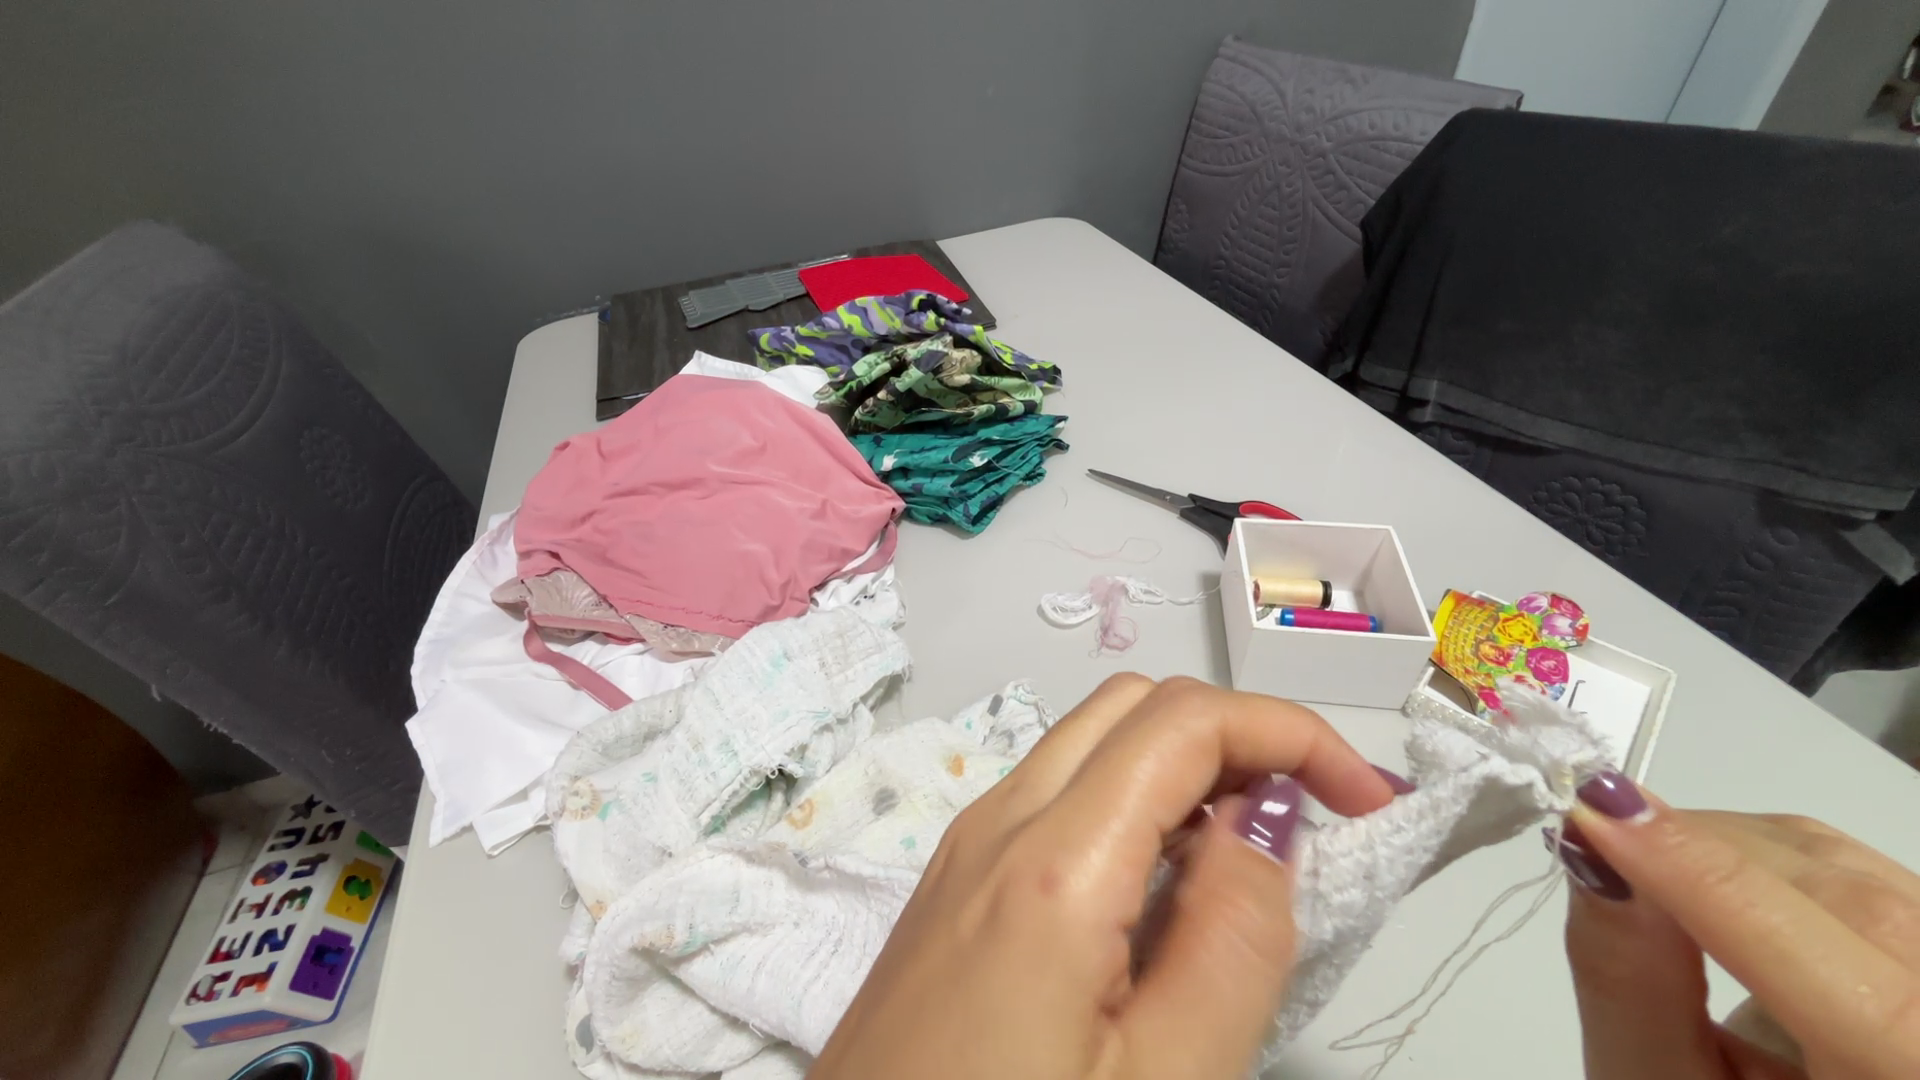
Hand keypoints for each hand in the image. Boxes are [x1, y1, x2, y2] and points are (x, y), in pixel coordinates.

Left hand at [808, 674, 1403, 1079]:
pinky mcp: (958, 874)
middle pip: (1132, 707)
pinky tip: (1163, 882)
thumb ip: (1233, 939)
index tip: (1367, 800)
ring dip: (1183, 763)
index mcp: (1050, 861)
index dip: (1289, 731)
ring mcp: (969, 841)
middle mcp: (999, 820)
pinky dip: (1132, 797)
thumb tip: (1264, 821)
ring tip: (1248, 854)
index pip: (1181, 721)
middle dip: (1236, 733)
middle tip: (1309, 818)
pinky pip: (1058, 792)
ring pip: (1092, 741)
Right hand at [1553, 774, 1919, 1078]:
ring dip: (1722, 844)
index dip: (1699, 875)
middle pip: (1842, 898)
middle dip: (1695, 847)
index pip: (1837, 977)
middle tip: (1587, 831)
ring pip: (1848, 866)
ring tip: (1638, 865)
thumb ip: (1625, 978)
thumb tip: (1589, 851)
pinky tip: (1703, 881)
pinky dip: (1761, 854)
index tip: (1590, 807)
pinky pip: (1859, 867)